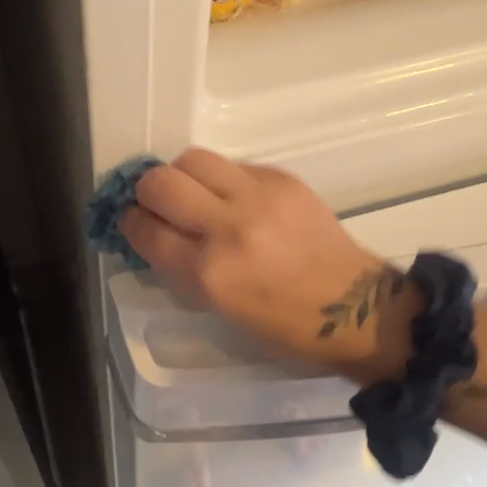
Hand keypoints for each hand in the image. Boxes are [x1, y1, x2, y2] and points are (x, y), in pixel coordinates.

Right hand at [117, 149, 416, 383]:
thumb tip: (153, 233)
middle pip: (161, 183)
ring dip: (182, 175)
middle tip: (155, 204)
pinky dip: (222, 179)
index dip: (130, 223)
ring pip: (193, 159)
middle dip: (147, 192)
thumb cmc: (284, 327)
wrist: (355, 308)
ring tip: (192, 194)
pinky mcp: (281, 179)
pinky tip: (234, 199)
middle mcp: (228, 228)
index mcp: (210, 274)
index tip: (131, 221)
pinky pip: (233, 164)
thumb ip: (182, 268)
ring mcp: (258, 197)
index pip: (147, 231)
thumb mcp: (219, 310)